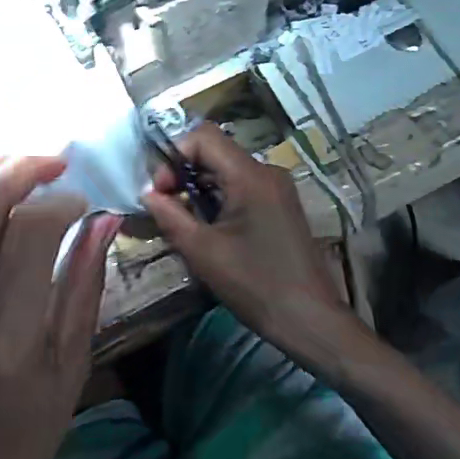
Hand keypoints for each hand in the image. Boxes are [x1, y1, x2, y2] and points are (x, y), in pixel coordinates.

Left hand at [0, 157, 120, 458]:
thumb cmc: (28, 425)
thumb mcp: (73, 363)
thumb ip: (85, 283)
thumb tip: (103, 218)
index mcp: (6, 331)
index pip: (29, 230)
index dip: (62, 202)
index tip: (82, 203)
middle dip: (20, 166)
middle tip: (54, 164)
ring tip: (22, 164)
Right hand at [144, 126, 346, 352]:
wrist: (311, 321)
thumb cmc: (254, 284)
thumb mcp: (202, 251)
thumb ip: (170, 215)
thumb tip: (149, 194)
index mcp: (250, 176)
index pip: (204, 137)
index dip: (174, 155)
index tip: (162, 190)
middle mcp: (268, 172)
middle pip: (215, 152)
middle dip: (183, 172)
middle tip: (166, 206)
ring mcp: (278, 189)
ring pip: (227, 171)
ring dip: (199, 187)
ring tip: (183, 220)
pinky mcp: (281, 206)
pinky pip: (241, 187)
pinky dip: (218, 198)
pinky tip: (208, 228)